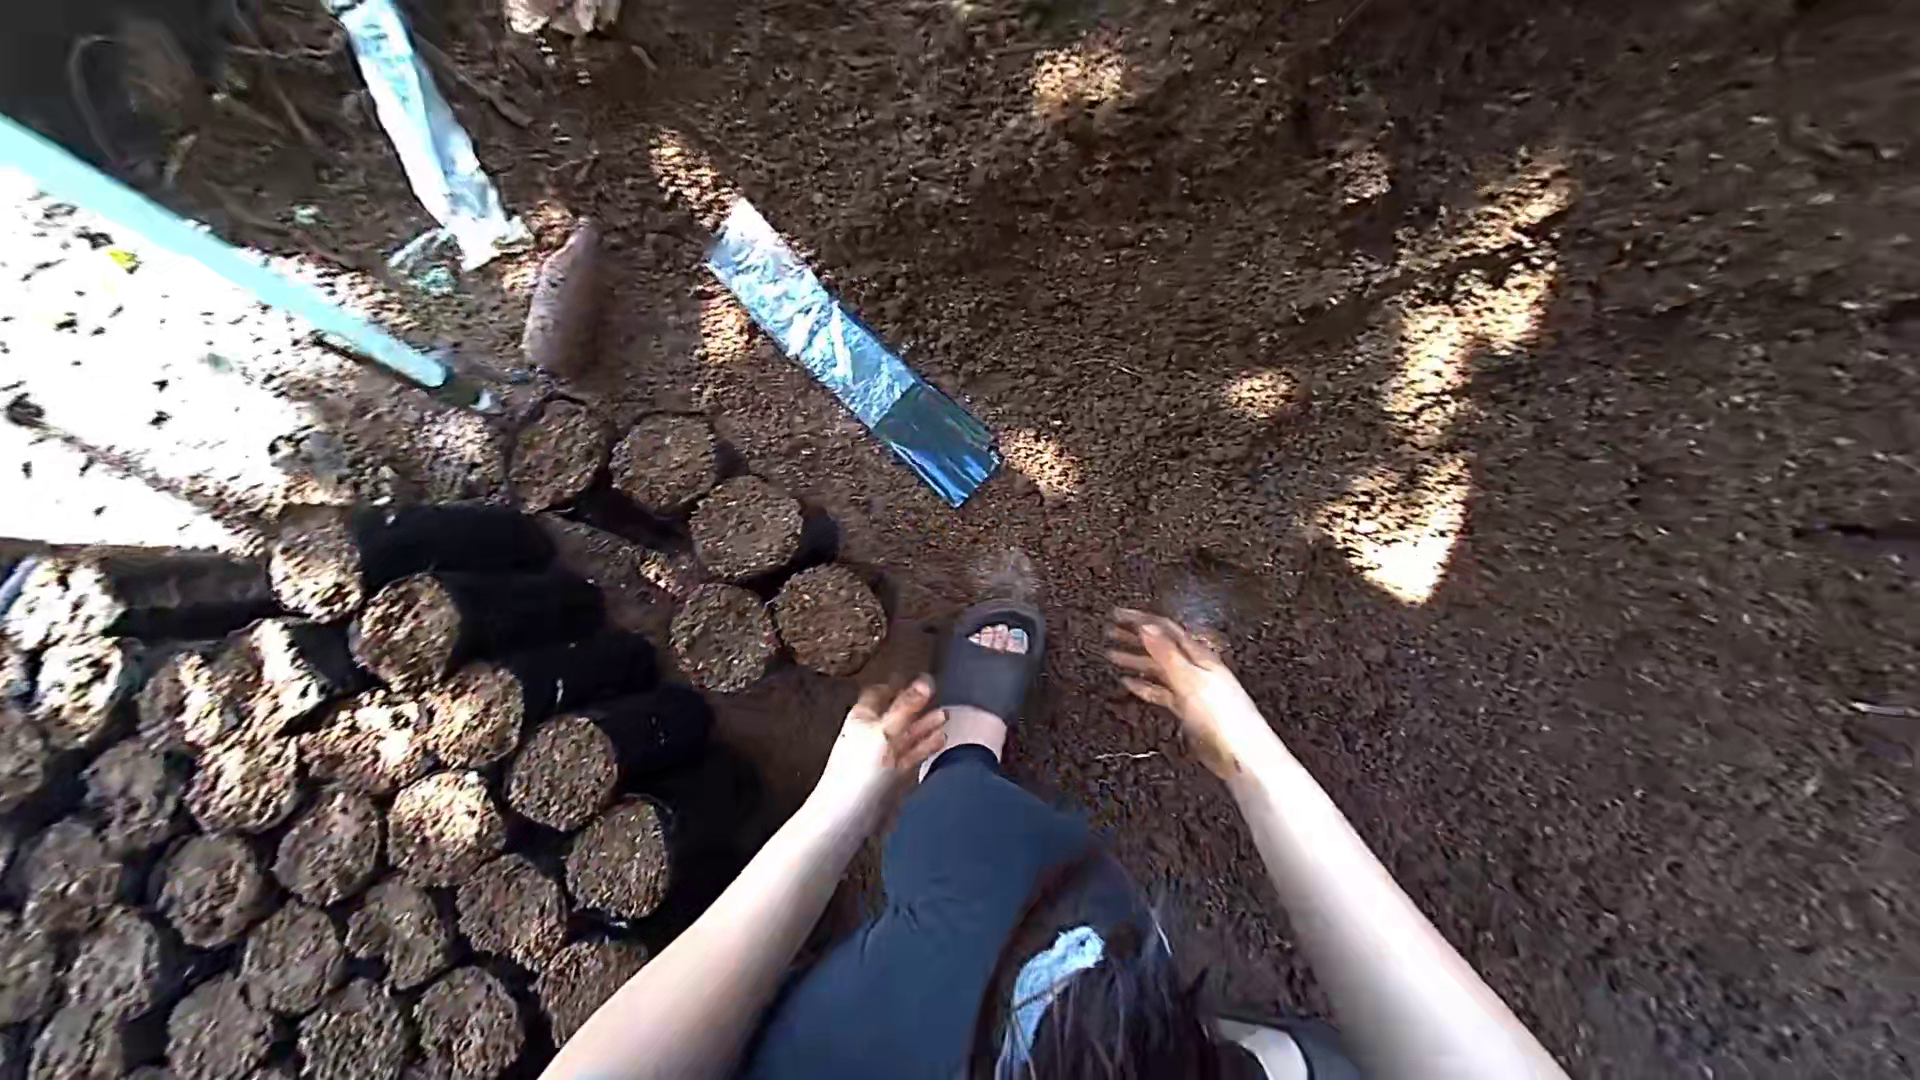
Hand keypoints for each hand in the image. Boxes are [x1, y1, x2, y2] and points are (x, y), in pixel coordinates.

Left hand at [810, 676, 946, 825]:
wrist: (847, 816)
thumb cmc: (855, 773)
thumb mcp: (885, 731)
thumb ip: (906, 707)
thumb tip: (924, 682)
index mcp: (862, 718)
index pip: (879, 693)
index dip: (896, 685)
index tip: (915, 679)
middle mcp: (871, 735)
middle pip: (897, 714)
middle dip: (917, 706)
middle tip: (935, 696)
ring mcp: (882, 756)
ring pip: (907, 735)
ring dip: (925, 725)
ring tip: (944, 715)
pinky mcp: (892, 776)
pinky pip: (912, 756)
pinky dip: (925, 746)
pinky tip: (939, 740)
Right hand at [1107, 609, 1278, 779]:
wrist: (1242, 755)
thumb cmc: (1223, 716)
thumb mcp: (1189, 678)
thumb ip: (1166, 653)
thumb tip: (1146, 627)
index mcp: (1198, 655)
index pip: (1165, 629)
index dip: (1140, 619)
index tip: (1118, 614)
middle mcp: (1195, 668)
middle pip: (1160, 646)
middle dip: (1134, 637)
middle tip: (1111, 631)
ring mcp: (1191, 688)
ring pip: (1158, 668)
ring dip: (1135, 659)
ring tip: (1113, 655)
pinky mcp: (1187, 708)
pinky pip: (1161, 691)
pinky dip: (1144, 685)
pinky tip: (1130, 684)